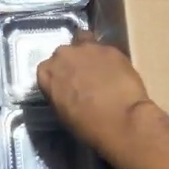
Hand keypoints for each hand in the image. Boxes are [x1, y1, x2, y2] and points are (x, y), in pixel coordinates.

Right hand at [36, 31, 154, 153]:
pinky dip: (109, 59)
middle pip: (64, 54)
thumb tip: (66, 90)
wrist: (121, 121)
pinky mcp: (110, 48)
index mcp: (46, 72)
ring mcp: (86, 48)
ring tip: (100, 69)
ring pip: (84, 42)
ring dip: (88, 54)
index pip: (47, 69)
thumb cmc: (88, 126)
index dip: (58, 78)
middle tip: (83, 78)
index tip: (66, 86)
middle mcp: (62, 55)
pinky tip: (117, 72)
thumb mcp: (62, 113)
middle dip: (72, 63)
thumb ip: (58, 93)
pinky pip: (106, 50)